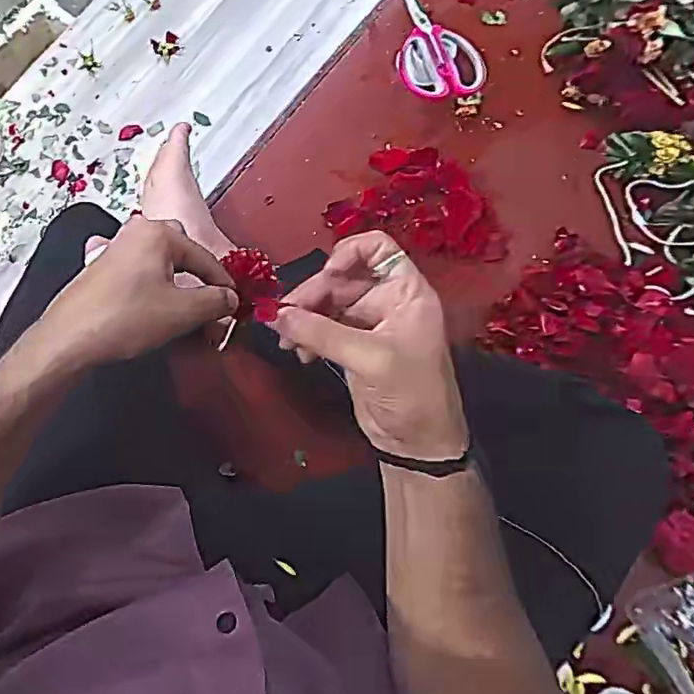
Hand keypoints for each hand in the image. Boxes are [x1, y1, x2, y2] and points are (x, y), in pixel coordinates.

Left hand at [28, 216, 237, 373]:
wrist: (68, 339)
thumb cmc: (122, 319)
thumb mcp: (183, 312)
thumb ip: (215, 302)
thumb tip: (229, 298)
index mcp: (158, 234)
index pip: (204, 256)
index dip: (223, 282)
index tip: (233, 301)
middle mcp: (134, 232)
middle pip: (181, 249)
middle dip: (197, 273)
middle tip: (208, 298)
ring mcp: (113, 248)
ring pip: (157, 258)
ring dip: (173, 279)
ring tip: (181, 305)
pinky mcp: (98, 267)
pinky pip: (134, 268)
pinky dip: (148, 282)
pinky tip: (146, 301)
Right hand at [273, 232, 467, 461]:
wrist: (418, 446)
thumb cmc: (412, 395)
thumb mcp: (370, 359)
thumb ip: (321, 333)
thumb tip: (274, 315)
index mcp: (406, 292)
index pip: (378, 248)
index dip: (349, 253)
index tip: (326, 275)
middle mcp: (388, 300)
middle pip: (343, 277)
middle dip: (313, 294)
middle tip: (285, 316)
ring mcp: (369, 322)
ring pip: (328, 302)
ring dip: (303, 316)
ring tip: (286, 340)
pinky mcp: (354, 344)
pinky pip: (323, 326)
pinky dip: (306, 334)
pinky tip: (298, 352)